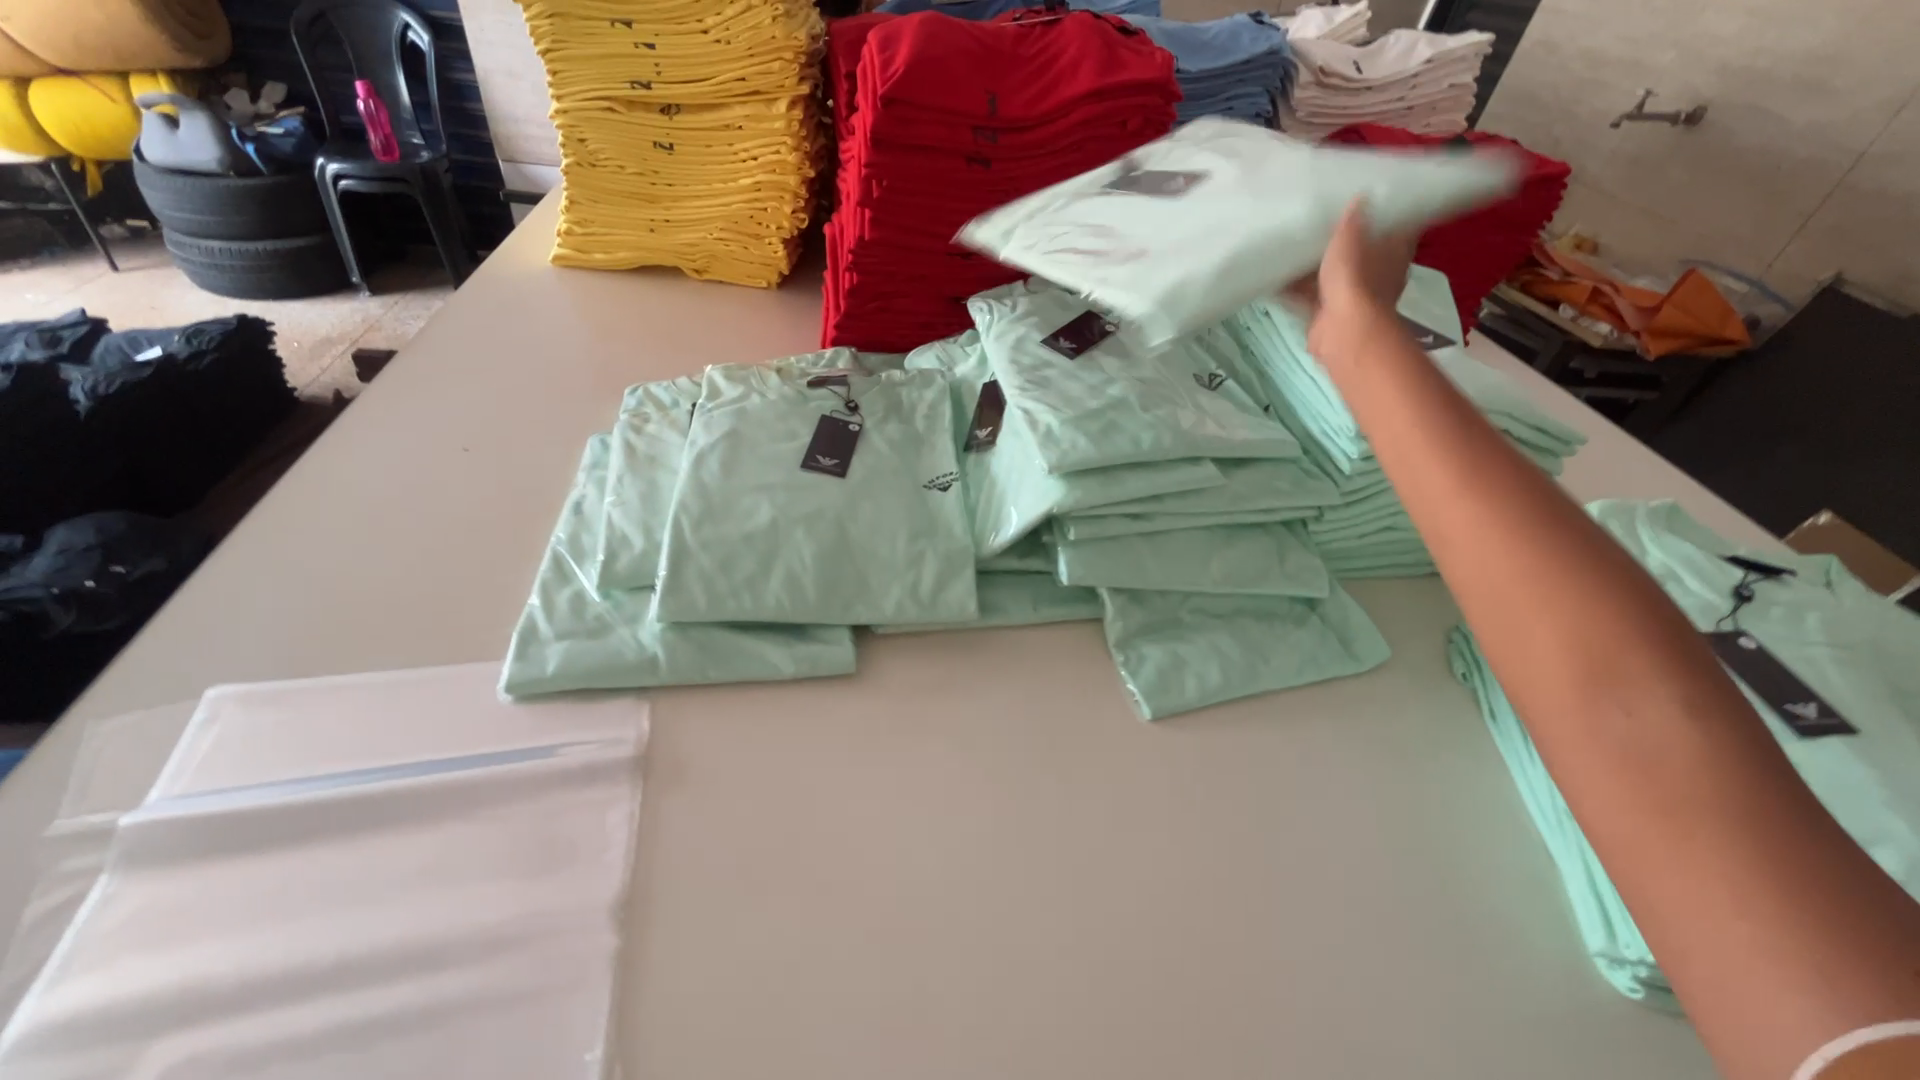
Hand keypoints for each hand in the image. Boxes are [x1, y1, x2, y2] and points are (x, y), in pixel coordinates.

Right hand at [1285, 198, 1419, 366]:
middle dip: (1340, 243)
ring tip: (1293, 246)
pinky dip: (1295, 288)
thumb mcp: (1351, 238)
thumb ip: (1352, 220)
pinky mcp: (1327, 313)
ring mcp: (1351, 296)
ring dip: (1314, 267)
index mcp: (1392, 253)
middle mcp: (1376, 275)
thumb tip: (1360, 195)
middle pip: (1359, 253)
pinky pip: (1309, 295)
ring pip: (1332, 275)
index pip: (1394, 229)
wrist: (1342, 329)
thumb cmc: (1354, 278)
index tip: (1365, 203)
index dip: (1382, 218)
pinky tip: (1276, 276)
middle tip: (1319, 223)